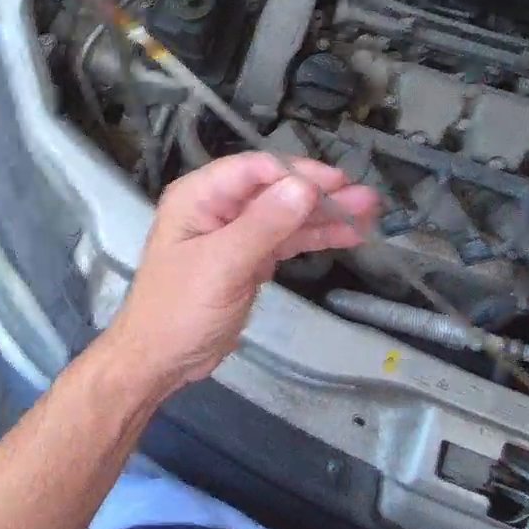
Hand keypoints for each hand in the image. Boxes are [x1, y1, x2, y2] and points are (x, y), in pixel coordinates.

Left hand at [95, 152, 379, 399]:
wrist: (160, 360)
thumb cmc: (179, 308)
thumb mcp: (222, 265)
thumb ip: (263, 225)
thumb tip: (304, 186)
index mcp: (199, 195)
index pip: (253, 169)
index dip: (296, 172)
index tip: (336, 183)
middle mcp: (217, 206)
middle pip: (274, 189)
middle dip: (318, 191)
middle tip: (365, 198)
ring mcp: (234, 231)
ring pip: (285, 214)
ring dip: (324, 214)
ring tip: (369, 212)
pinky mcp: (248, 258)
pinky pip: (285, 239)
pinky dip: (314, 236)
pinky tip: (347, 235)